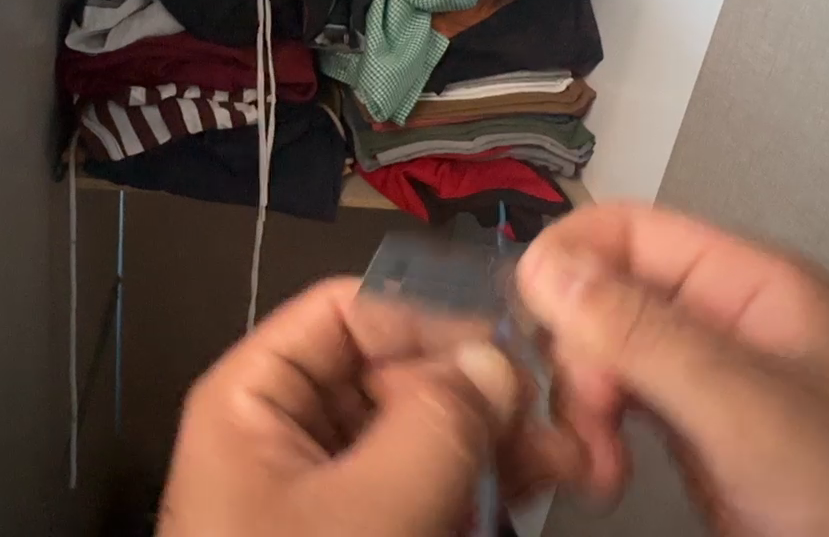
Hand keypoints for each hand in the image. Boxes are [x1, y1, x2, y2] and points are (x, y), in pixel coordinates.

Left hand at [158, 278, 581, 536]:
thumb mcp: (366, 513)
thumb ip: (435, 425)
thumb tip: (494, 359)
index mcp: (257, 397)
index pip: (345, 312)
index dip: (426, 313)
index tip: (510, 335)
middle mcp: (291, 430)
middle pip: (390, 374)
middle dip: (476, 389)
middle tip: (558, 409)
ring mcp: (331, 487)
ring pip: (419, 434)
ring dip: (493, 440)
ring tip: (571, 458)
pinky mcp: (365, 531)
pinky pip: (424, 488)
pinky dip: (478, 487)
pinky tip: (529, 488)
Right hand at [516, 203, 828, 535]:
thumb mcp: (753, 412)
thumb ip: (643, 333)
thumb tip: (537, 264)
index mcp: (747, 285)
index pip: (628, 229)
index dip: (570, 257)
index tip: (536, 321)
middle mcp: (722, 322)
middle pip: (605, 293)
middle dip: (579, 349)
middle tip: (586, 419)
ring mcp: (713, 384)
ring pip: (606, 353)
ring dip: (582, 397)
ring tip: (594, 463)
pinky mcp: (705, 440)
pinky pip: (623, 407)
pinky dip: (598, 431)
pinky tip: (600, 470)